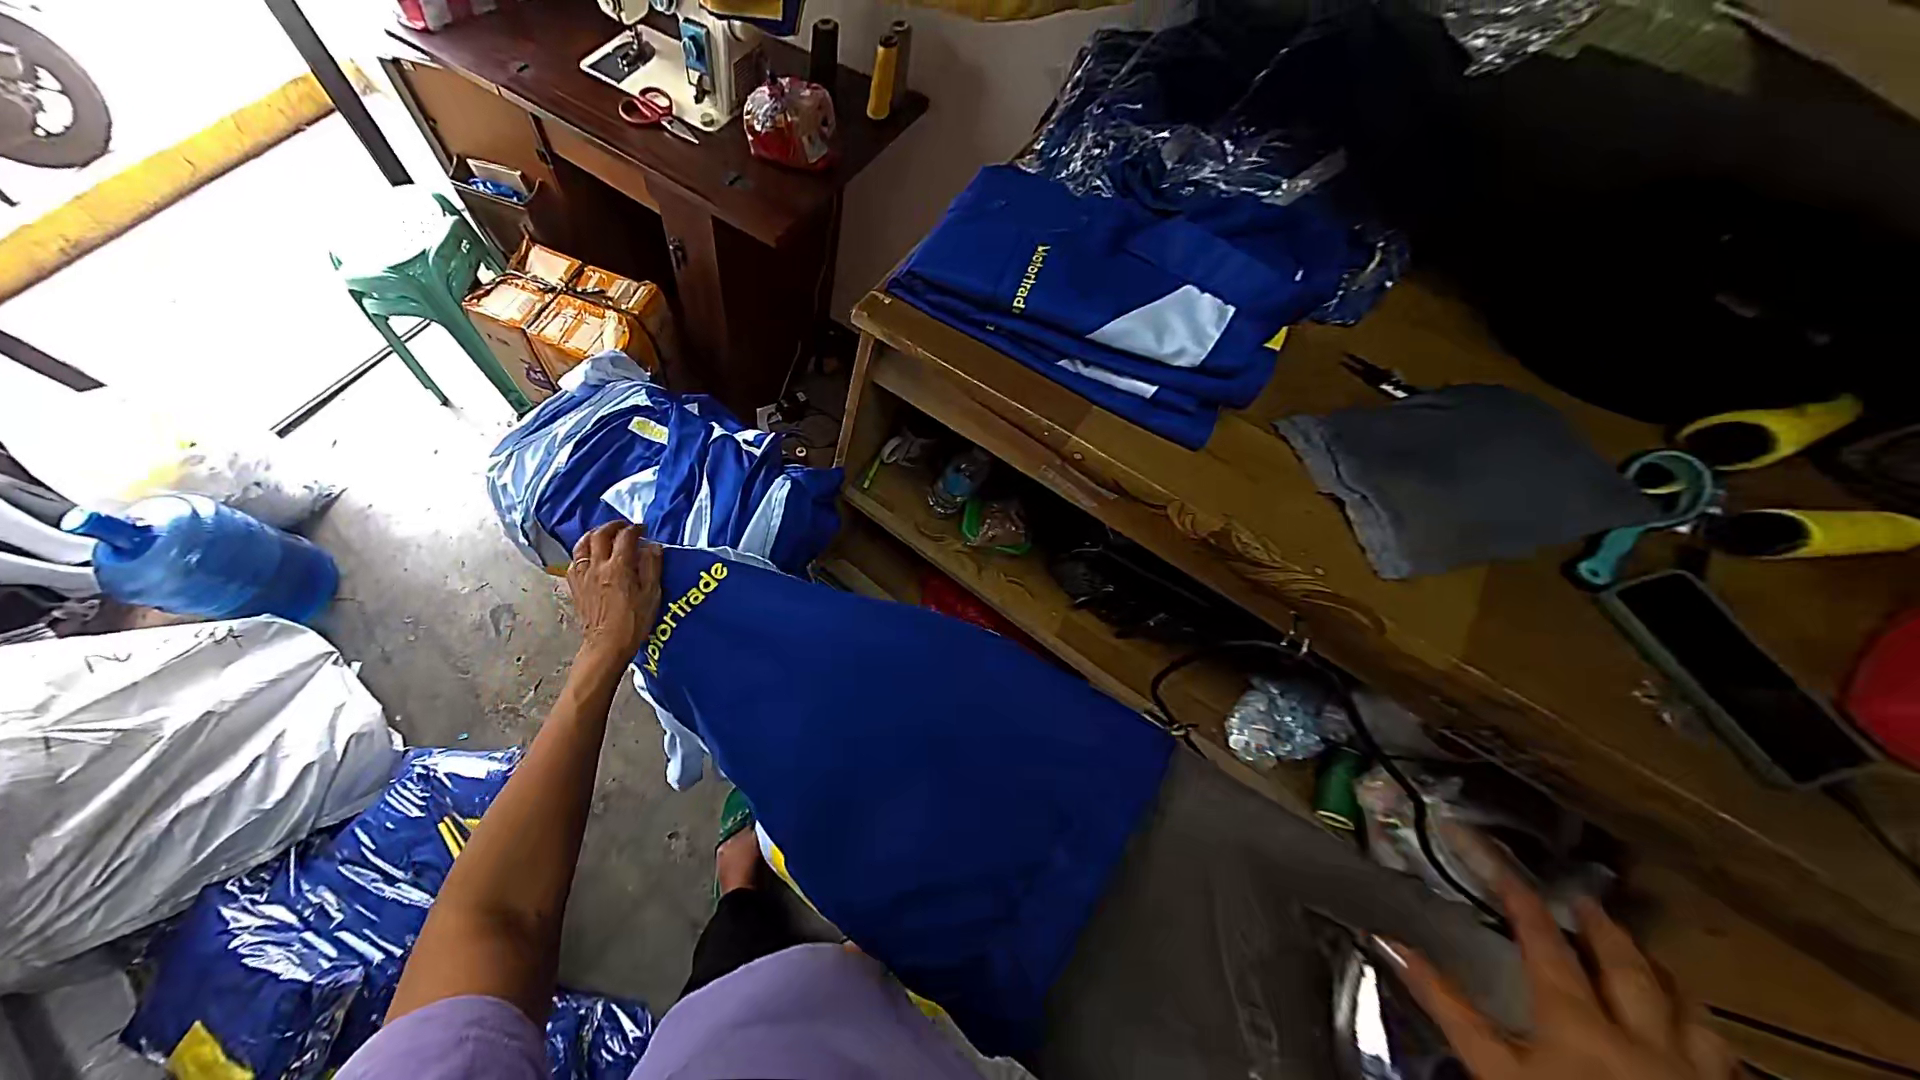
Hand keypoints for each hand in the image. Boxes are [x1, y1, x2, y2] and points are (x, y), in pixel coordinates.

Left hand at [566, 522, 661, 668]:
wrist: (607, 644)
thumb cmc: (634, 621)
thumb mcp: (652, 594)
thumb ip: (652, 566)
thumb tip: (652, 546)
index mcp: (619, 567)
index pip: (626, 537)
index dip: (635, 529)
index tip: (643, 529)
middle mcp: (597, 566)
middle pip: (600, 535)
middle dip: (613, 526)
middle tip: (625, 527)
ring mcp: (582, 575)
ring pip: (582, 544)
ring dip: (594, 534)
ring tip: (605, 535)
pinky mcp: (574, 585)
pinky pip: (575, 560)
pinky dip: (584, 552)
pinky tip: (591, 556)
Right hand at [1379, 876, 1733, 1079]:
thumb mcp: (1494, 1071)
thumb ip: (1450, 1008)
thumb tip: (1394, 944)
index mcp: (1576, 1020)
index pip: (1546, 945)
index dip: (1524, 904)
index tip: (1508, 871)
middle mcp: (1641, 1036)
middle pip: (1627, 969)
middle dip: (1604, 930)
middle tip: (1584, 900)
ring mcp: (1692, 1073)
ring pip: (1689, 1011)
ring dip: (1662, 975)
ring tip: (1645, 955)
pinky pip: (1722, 1057)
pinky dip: (1701, 1030)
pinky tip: (1694, 1031)